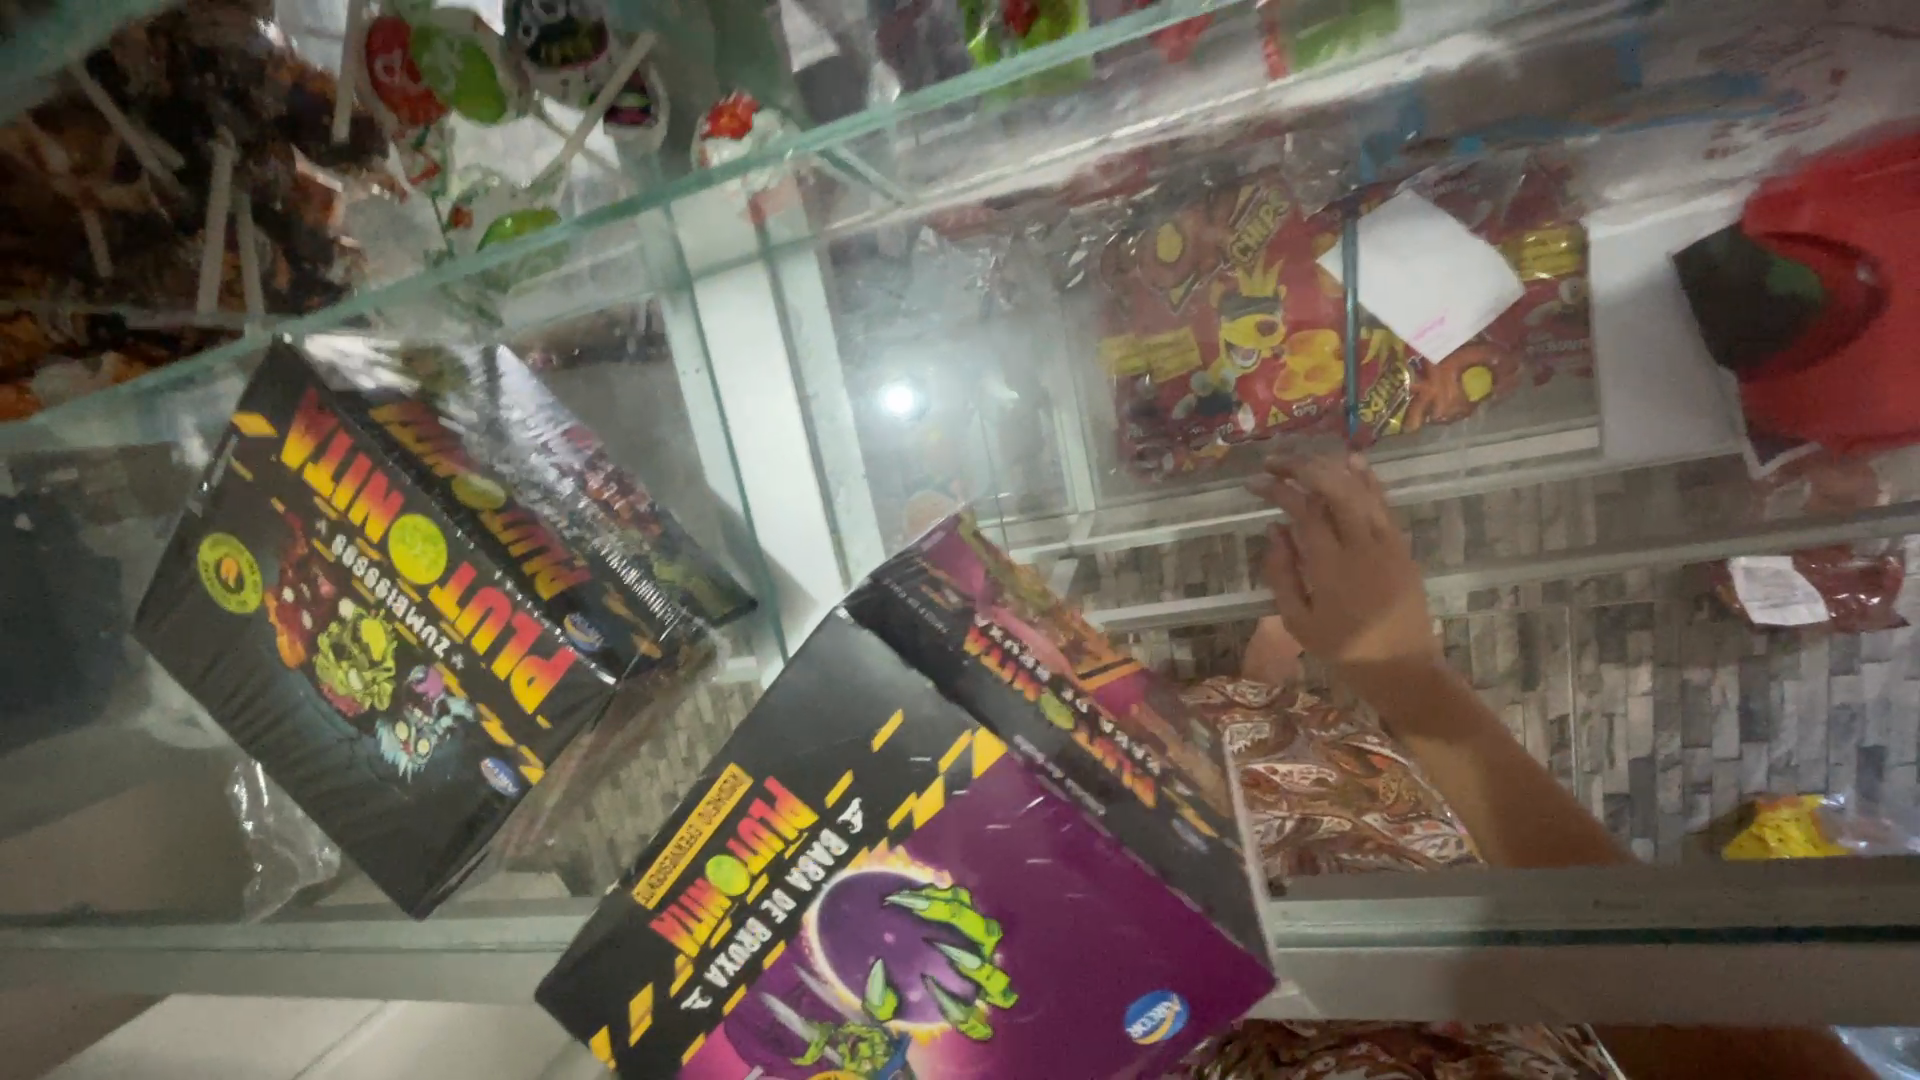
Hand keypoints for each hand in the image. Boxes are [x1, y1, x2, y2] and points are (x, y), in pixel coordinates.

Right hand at [1246, 454, 1440, 687]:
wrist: (1403, 668)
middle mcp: (1362, 545)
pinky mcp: (1402, 545)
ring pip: (1360, 488)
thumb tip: (1273, 529)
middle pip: (1334, 488)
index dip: (1277, 489)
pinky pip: (1383, 502)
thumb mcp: (1297, 621)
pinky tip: (1351, 460)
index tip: (1253, 482)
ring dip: (1330, 466)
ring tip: (1301, 458)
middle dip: (1301, 467)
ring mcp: (1388, 542)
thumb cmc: (1342, 649)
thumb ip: (1281, 573)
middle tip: (1273, 462)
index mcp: (1331, 566)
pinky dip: (1366, 478)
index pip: (1303, 510)